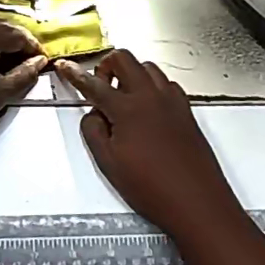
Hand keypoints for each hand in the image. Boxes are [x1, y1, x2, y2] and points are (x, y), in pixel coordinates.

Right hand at [58, 52, 238, 236]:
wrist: (198, 206)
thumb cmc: (152, 188)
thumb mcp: (108, 163)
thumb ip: (92, 131)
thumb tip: (93, 115)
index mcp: (127, 108)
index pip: (93, 83)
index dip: (74, 74)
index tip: (65, 67)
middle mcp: (150, 97)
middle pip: (124, 59)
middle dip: (107, 66)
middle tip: (101, 85)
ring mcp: (172, 102)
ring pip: (148, 67)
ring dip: (131, 74)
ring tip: (124, 96)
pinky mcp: (187, 111)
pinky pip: (166, 84)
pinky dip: (153, 86)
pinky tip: (148, 107)